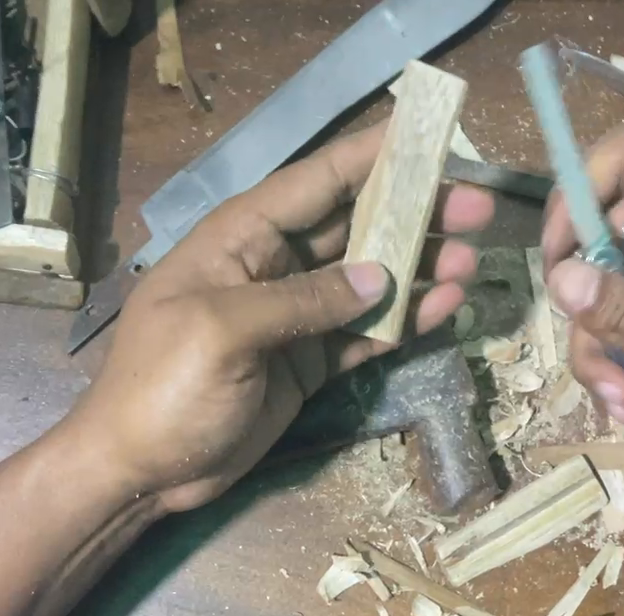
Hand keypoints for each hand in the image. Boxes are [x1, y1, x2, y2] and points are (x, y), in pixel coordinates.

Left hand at [68, 124, 494, 512]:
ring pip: (369, 283)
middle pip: (355, 228)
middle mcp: (274, 268)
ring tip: (471, 261)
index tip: (431, 138)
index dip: (373, 157)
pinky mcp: (310, 364)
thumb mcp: (224, 332)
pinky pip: (365, 335)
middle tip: (476, 208)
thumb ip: (302, 300)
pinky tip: (443, 309)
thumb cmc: (165, 388)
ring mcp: (296, 319)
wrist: (146, 469)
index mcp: (242, 239)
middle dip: (415, 213)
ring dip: (418, 270)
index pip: (316, 182)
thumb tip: (379, 279)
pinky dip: (403, 324)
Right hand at [541, 128, 623, 475]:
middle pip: (604, 236)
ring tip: (622, 400)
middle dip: (584, 297)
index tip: (557, 258)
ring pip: (606, 293)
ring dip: (600, 349)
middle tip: (583, 342)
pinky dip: (616, 367)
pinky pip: (623, 329)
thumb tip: (560, 277)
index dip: (581, 193)